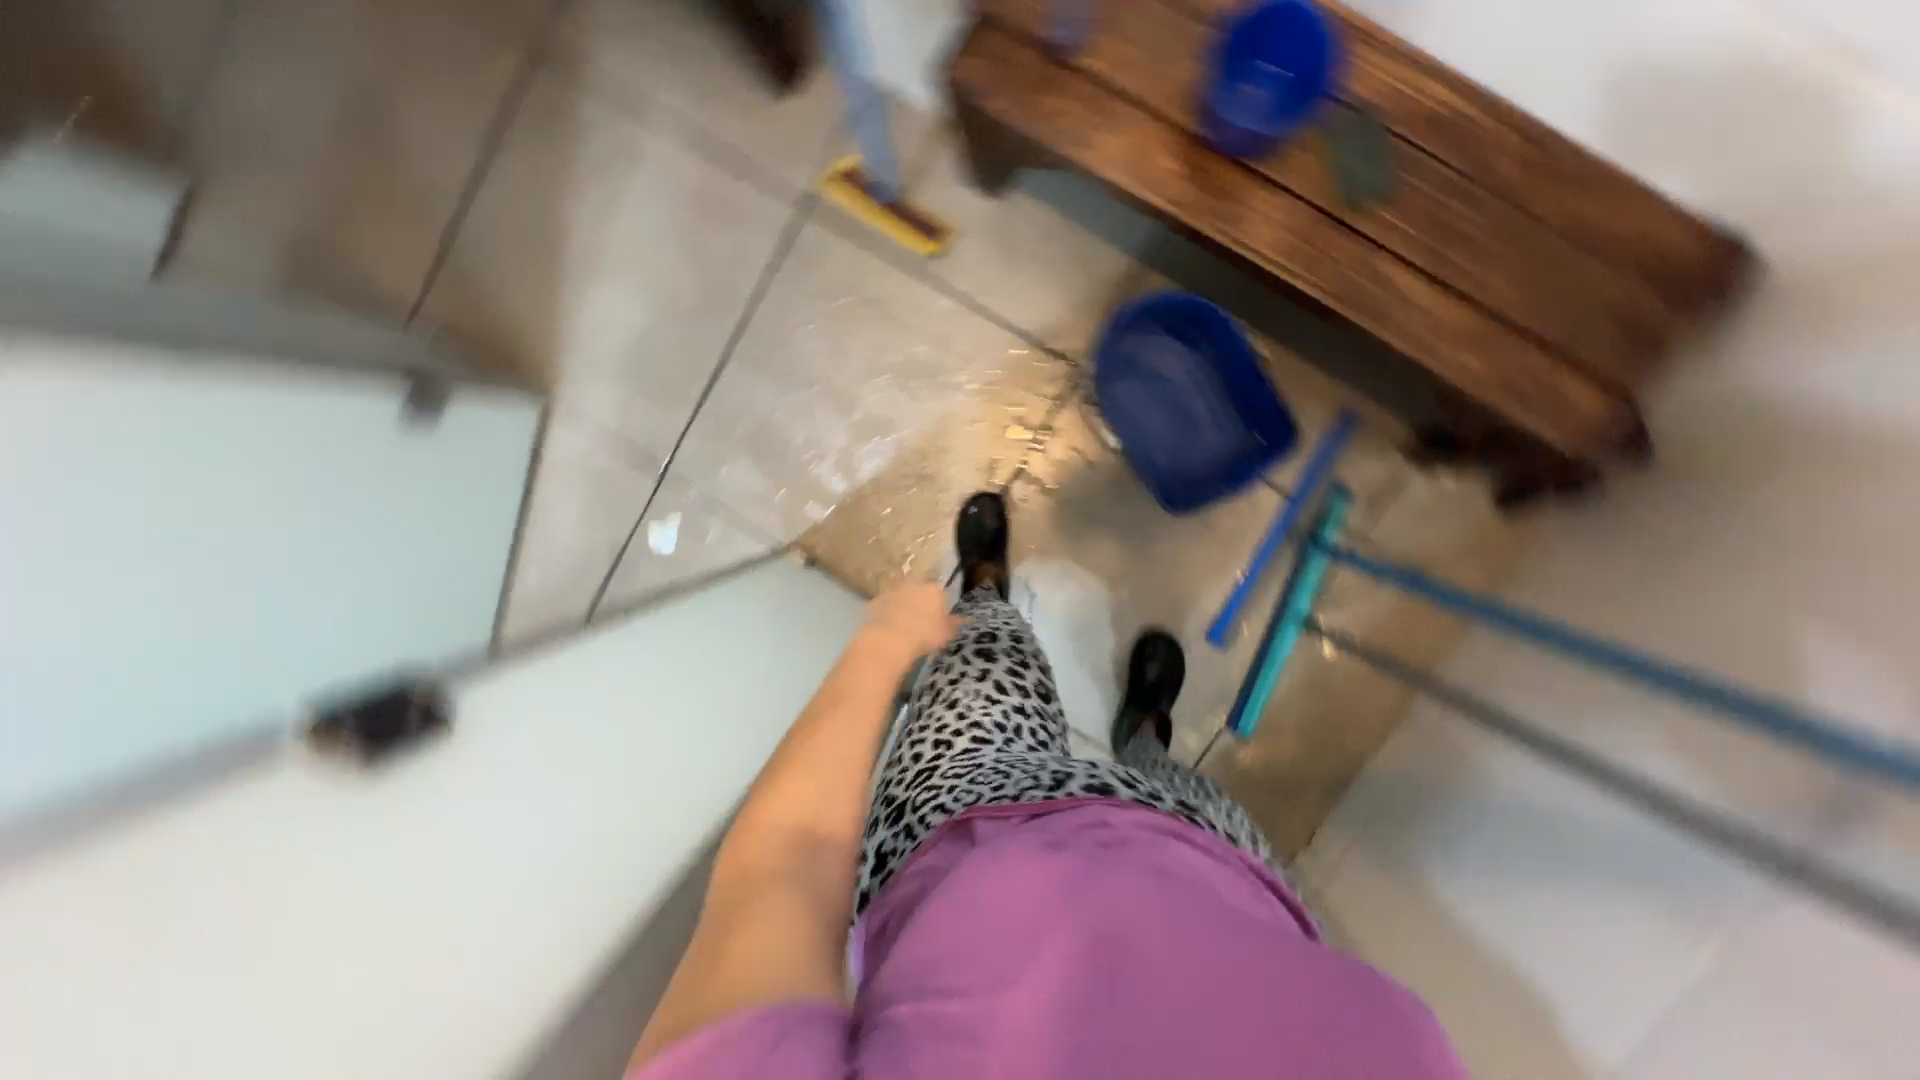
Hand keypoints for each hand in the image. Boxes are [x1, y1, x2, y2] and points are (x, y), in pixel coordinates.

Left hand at [861, 581, 961, 662]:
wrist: (890, 639)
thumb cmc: (925, 635)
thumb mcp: (947, 633)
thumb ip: (955, 624)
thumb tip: (964, 619)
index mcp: (934, 590)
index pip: (941, 595)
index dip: (940, 608)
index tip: (938, 622)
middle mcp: (914, 584)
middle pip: (920, 593)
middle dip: (921, 604)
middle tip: (921, 624)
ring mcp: (893, 591)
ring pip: (901, 598)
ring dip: (903, 607)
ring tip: (903, 628)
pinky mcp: (876, 601)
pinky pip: (885, 606)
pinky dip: (887, 614)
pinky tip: (888, 629)